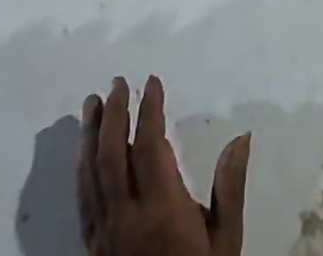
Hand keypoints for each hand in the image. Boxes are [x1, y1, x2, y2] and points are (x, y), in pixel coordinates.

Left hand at [79, 76, 250, 255]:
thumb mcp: (226, 241)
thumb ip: (230, 187)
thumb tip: (241, 136)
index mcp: (163, 211)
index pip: (150, 147)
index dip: (150, 110)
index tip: (153, 82)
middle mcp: (127, 217)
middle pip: (112, 154)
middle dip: (114, 113)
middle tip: (118, 82)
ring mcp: (104, 233)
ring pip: (90, 174)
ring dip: (90, 134)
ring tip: (91, 102)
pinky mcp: (92, 246)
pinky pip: (82, 199)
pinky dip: (81, 167)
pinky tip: (84, 150)